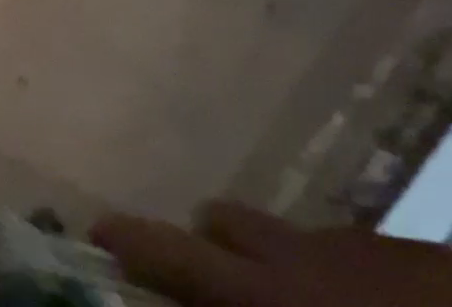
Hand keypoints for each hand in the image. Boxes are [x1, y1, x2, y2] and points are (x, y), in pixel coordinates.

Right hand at [92, 200, 451, 306]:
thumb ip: (225, 302)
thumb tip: (165, 298)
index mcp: (263, 290)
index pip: (164, 249)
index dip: (123, 239)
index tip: (96, 236)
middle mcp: (296, 253)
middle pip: (220, 218)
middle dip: (213, 240)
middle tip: (226, 278)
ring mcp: (362, 245)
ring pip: (295, 233)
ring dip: (289, 259)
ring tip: (321, 298)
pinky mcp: (424, 250)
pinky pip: (361, 247)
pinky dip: (356, 271)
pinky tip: (388, 304)